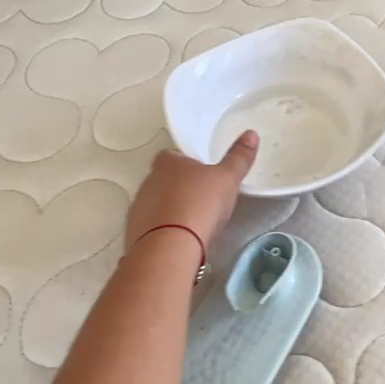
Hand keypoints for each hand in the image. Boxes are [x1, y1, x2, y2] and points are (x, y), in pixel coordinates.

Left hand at [126, 131, 258, 252]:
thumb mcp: (228, 179)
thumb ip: (239, 157)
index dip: (186, 162)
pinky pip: (150, 229)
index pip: (171, 155)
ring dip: (169, 210)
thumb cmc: (200, 204)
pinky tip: (179, 241)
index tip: (201, 172)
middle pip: (163, 180)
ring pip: (155, 205)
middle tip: (201, 198)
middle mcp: (148, 182)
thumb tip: (251, 134)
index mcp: (167, 163)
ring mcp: (137, 210)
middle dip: (178, 187)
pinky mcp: (134, 235)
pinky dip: (162, 232)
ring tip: (191, 223)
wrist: (169, 250)